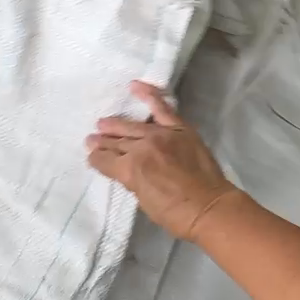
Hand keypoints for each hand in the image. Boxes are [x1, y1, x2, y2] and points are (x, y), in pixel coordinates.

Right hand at [87, 81, 243, 241]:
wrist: (209, 206)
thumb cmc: (175, 213)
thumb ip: (133, 180)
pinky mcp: (179, 127)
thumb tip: (127, 170)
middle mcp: (142, 148)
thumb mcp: (144, 201)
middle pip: (118, 143)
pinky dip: (148, 94)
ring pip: (133, 127)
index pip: (106, 162)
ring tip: (102, 123)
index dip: (97, 160)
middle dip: (102, 142)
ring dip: (115, 125)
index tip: (91, 157)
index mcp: (131, 169)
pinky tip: (134, 86)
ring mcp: (161, 134)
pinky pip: (161, 107)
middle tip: (90, 139)